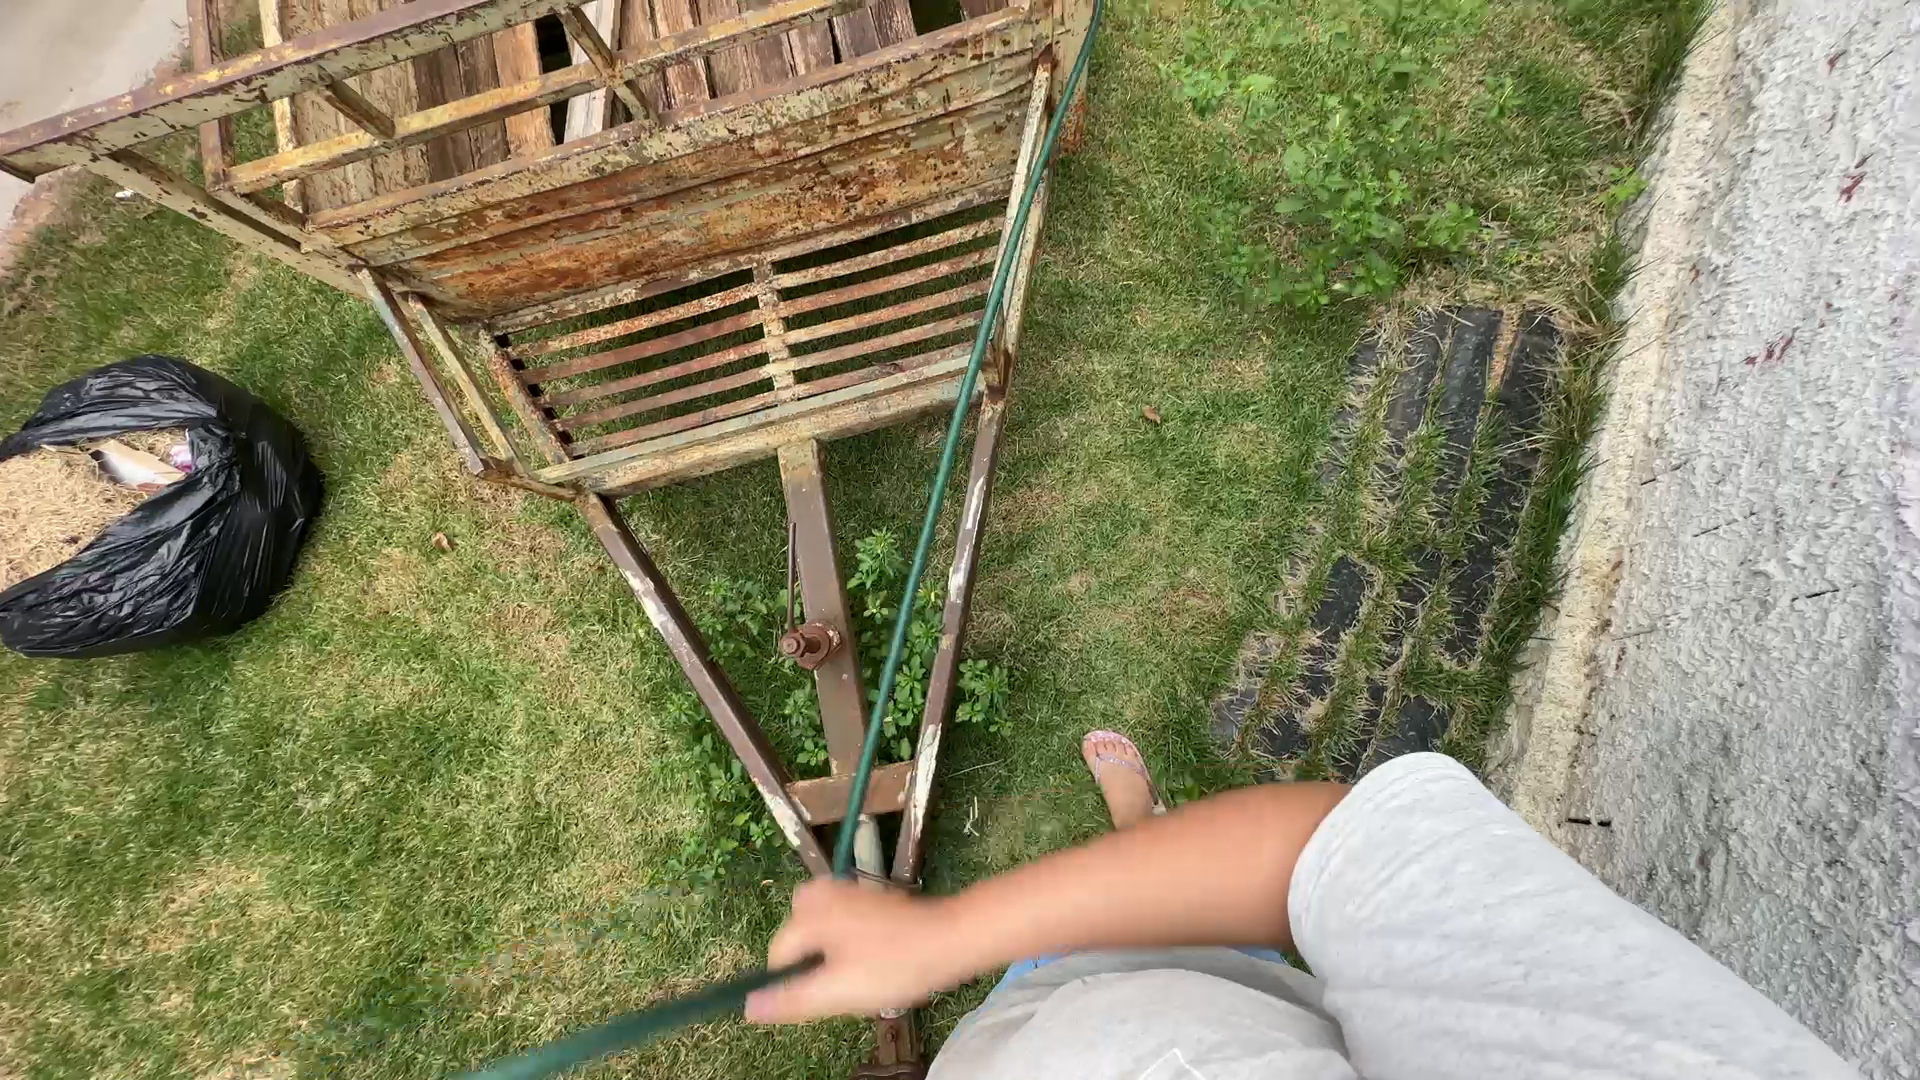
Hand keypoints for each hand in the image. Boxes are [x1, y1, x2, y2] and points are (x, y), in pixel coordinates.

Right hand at [745, 878, 967, 1023]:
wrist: (946, 938)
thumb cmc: (892, 965)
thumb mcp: (838, 991)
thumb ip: (791, 999)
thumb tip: (748, 1006)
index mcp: (812, 912)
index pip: (778, 952)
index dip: (794, 980)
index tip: (823, 992)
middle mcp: (826, 891)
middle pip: (796, 931)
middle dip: (810, 957)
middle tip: (841, 977)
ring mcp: (849, 890)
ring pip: (819, 923)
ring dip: (827, 948)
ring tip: (856, 967)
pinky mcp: (867, 895)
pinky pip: (840, 917)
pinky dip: (846, 937)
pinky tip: (871, 953)